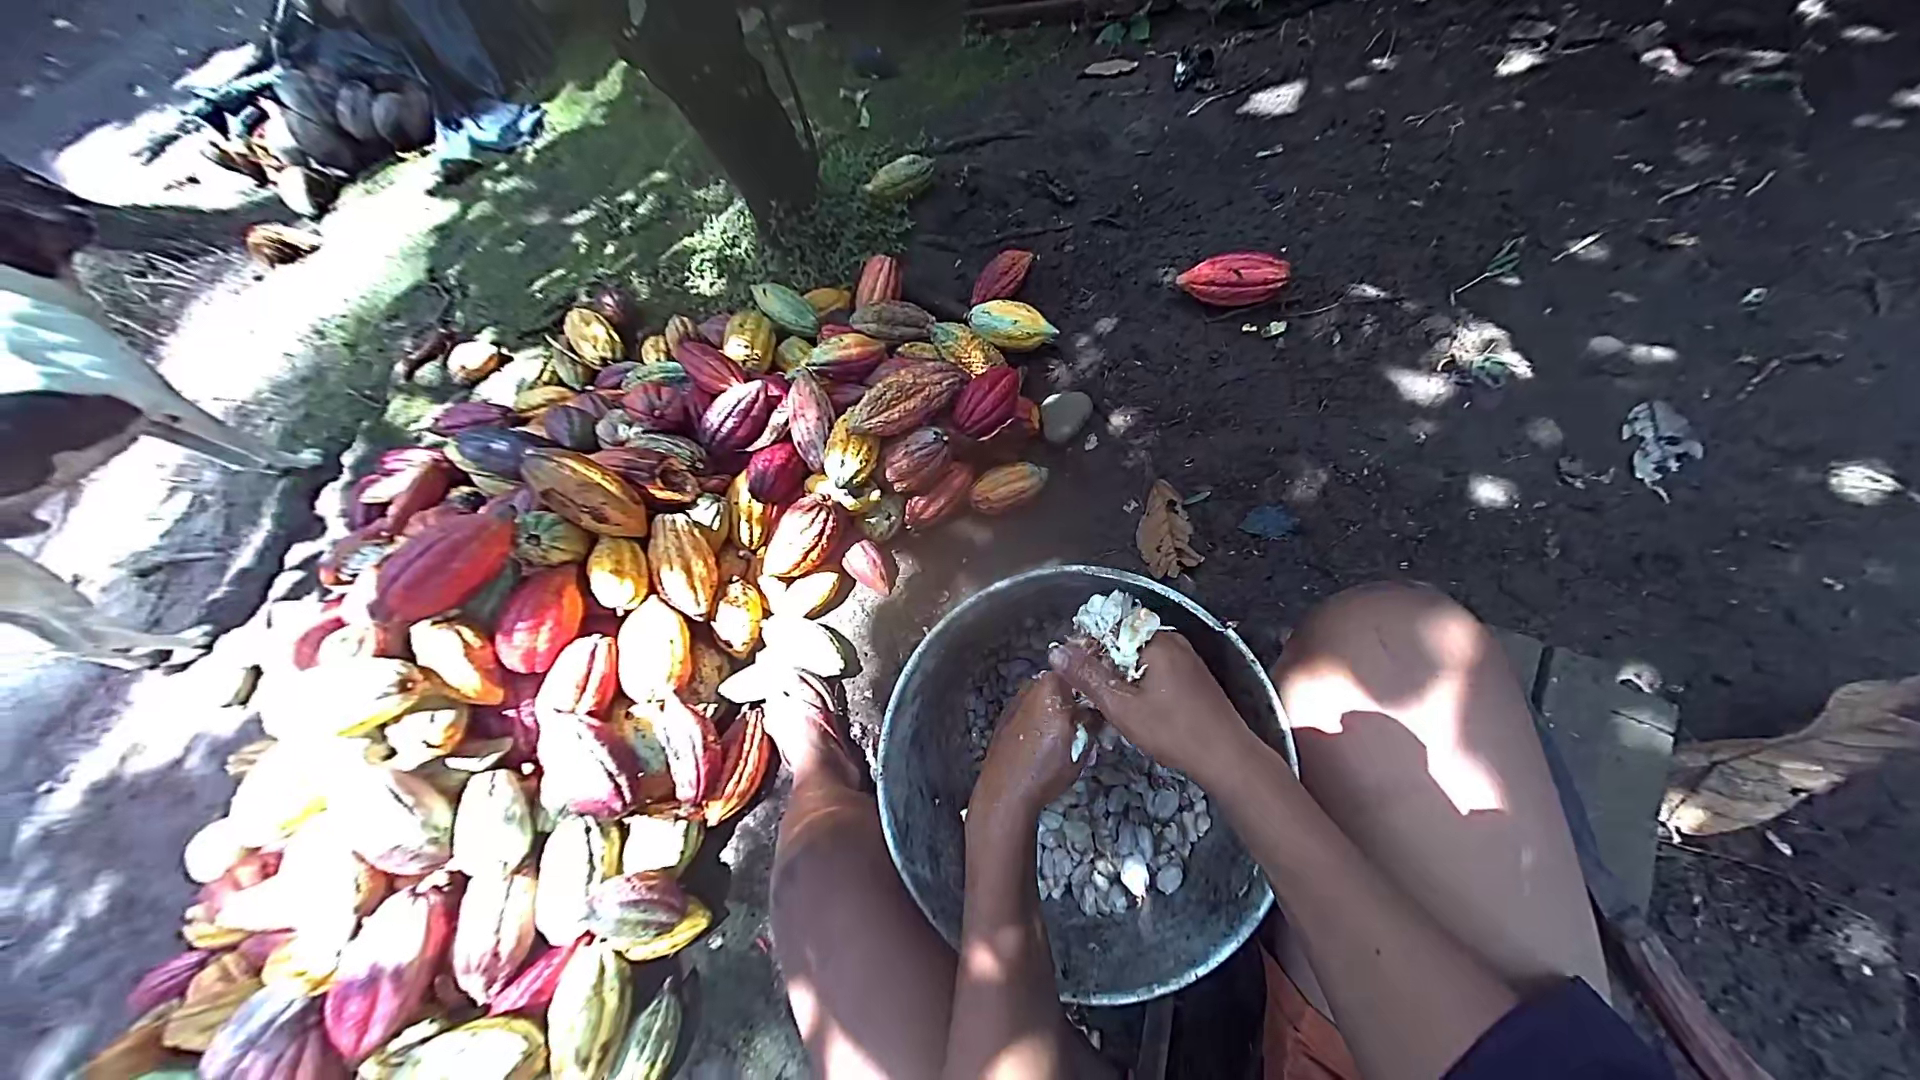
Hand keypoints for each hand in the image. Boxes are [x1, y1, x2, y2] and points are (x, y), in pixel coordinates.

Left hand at [971, 672, 1088, 826]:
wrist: (1006, 790)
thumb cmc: (1044, 769)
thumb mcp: (1083, 745)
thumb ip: (1093, 719)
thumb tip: (1101, 709)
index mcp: (1051, 686)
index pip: (1082, 671)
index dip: (1095, 687)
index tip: (1103, 701)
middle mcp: (1032, 687)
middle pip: (1064, 684)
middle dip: (1076, 701)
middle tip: (1088, 724)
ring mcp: (1017, 701)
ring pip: (1048, 699)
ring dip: (1059, 711)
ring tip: (1068, 738)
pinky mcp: (1008, 716)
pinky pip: (1033, 710)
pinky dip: (1043, 719)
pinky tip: (1047, 742)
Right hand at [1049, 632, 1252, 783]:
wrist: (1228, 759)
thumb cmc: (1174, 732)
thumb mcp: (1122, 707)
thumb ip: (1088, 676)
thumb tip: (1057, 652)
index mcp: (1156, 641)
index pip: (1107, 628)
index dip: (1085, 648)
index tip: (1074, 674)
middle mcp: (1172, 640)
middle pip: (1123, 641)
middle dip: (1103, 663)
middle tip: (1091, 693)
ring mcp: (1185, 657)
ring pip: (1139, 656)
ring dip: (1120, 674)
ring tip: (1110, 701)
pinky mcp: (1192, 674)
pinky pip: (1155, 666)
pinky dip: (1139, 680)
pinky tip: (1135, 705)